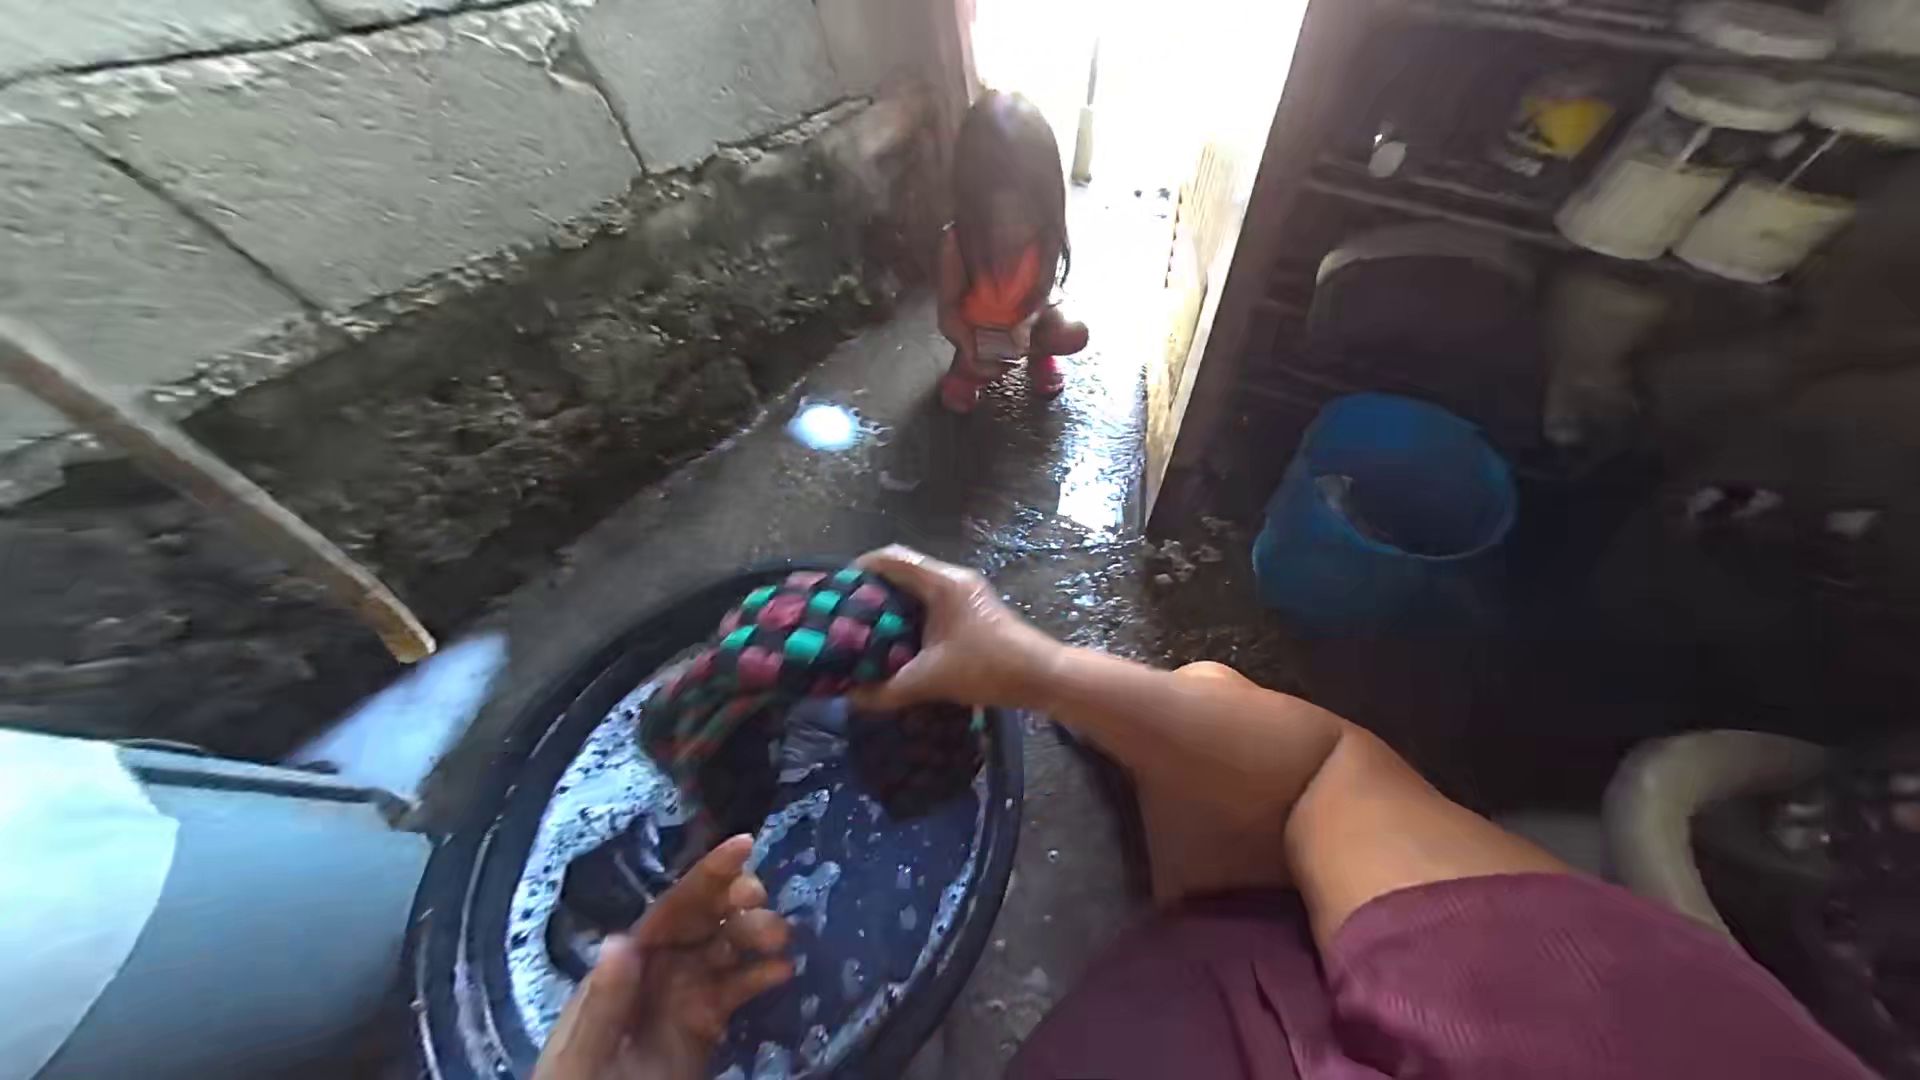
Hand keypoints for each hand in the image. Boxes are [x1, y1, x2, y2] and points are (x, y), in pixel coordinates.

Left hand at [532, 836, 793, 1079]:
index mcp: (630, 959)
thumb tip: (620, 939)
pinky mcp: (708, 1018)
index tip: (745, 843)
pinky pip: (740, 985)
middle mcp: (663, 963)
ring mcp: (689, 989)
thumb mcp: (581, 1060)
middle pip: (707, 915)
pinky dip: (763, 974)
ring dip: (757, 933)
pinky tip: (783, 971)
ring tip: (780, 939)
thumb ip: (604, 1005)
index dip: (710, 871)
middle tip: (759, 899)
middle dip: (737, 898)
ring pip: (730, 943)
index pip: (674, 904)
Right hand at [852, 546, 1064, 709]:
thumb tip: (851, 700)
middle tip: (845, 613)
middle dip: (873, 587)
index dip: (862, 567)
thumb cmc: (987, 668)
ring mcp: (965, 592)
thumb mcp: (931, 680)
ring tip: (864, 627)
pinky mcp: (971, 607)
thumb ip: (887, 691)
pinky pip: (932, 599)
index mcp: (942, 583)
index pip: (892, 557)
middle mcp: (953, 579)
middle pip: (903, 569)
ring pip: (918, 586)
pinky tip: (898, 638)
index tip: (837, 589)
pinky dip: (911, 612)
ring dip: (892, 601)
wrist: (1041, 676)